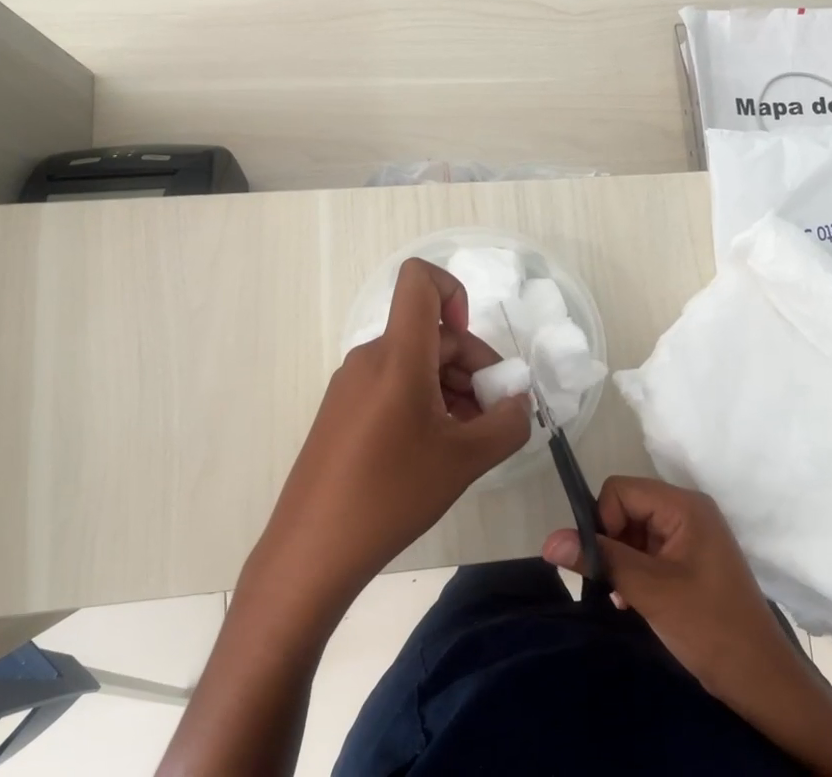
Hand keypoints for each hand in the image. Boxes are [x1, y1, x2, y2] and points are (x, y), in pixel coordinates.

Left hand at [263, 258, 531, 592]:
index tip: (474, 350)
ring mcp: (351, 387)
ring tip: (469, 443)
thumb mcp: (465, 460)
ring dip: (452, 390)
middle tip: (493, 419)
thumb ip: (507, 424)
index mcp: (397, 356)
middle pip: (431, 334)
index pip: (420, 279)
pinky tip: (437, 453)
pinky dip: (425, 405)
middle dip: (472, 367)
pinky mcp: (342, 414)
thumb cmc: (391, 494)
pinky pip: (394, 388)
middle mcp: (370, 359)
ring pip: (415, 365)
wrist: (312, 551)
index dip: (456, 292)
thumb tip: (518, 405)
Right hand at [542, 476, 798, 695]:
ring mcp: (689, 538)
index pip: (621, 490)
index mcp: (685, 507)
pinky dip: (632, 573)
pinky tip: (629, 603)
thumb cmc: (708, 626)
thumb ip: (601, 559)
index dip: (602, 520)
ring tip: (621, 598)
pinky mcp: (688, 563)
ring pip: (633, 533)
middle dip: (609, 543)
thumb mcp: (649, 590)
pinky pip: (647, 553)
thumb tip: (549, 540)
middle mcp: (688, 513)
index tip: (602, 562)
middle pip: (626, 508)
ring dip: (619, 562)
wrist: (757, 676)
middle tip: (608, 584)